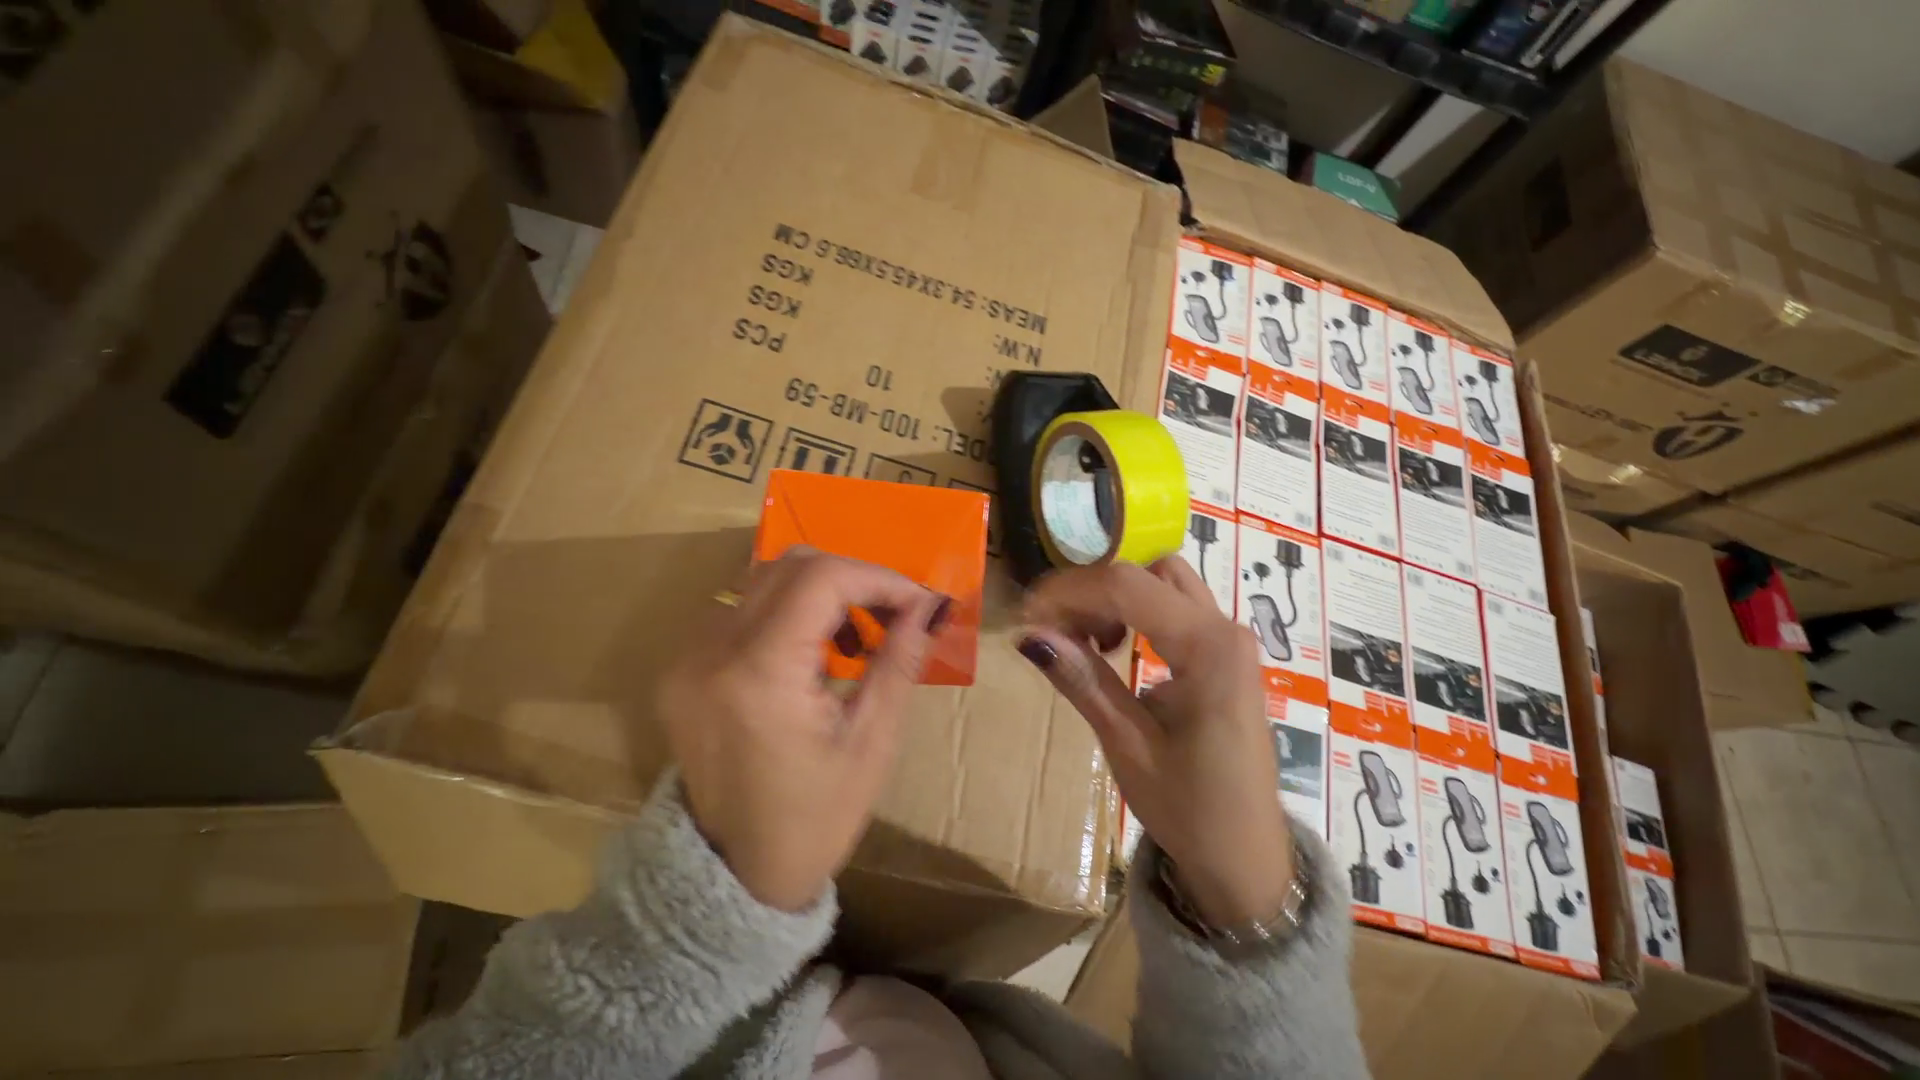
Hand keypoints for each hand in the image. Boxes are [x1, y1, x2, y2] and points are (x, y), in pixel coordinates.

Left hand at [659, 547, 950, 911]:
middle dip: (852, 579)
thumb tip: (930, 606)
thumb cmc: (816, 818)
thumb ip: (898, 661)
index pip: (822, 578)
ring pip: (762, 581)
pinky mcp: (681, 668)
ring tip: (855, 639)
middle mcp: (712, 651)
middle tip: (892, 615)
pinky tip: (812, 653)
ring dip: (818, 593)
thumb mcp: (871, 742)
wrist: (736, 873)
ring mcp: (687, 657)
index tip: (917, 604)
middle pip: (789, 565)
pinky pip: (739, 611)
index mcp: (761, 673)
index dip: (878, 578)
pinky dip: (785, 614)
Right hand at [1019, 558, 1294, 928]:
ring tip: (1081, 642)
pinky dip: (1135, 612)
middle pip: (1147, 573)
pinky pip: (1175, 608)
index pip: (1127, 587)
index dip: (1068, 592)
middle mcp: (1225, 628)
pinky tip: (1111, 648)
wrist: (1245, 858)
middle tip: (1052, 631)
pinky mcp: (1223, 654)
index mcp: (1210, 648)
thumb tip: (1029, 634)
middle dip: (1091, 591)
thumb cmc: (1189, 809)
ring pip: (1163, 583)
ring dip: (1114, 599)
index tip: (1023, 616)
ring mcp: (1229, 639)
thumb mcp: (1127, 745)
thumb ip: (1083, 680)